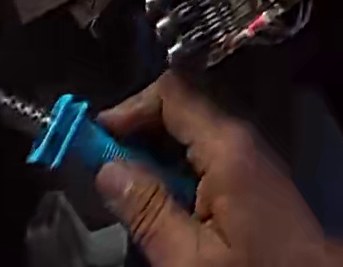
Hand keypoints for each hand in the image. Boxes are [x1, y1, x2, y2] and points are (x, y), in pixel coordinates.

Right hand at [97, 74, 342, 266]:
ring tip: (120, 179)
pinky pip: (204, 146)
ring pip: (191, 125)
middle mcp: (238, 132)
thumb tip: (106, 169)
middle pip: (182, 103)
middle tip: (100, 161)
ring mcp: (247, 147)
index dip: (131, 106)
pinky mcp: (249, 166)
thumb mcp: (190, 259)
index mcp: (226, 143)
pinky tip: (156, 193)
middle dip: (138, 126)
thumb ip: (149, 210)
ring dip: (153, 144)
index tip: (94, 136)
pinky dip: (174, 160)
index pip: (174, 92)